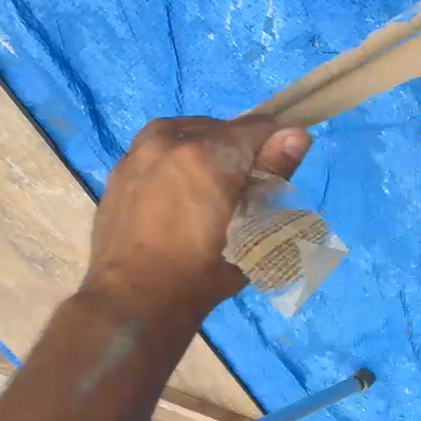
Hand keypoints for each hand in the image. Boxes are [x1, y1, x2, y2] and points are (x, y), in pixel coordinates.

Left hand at [83, 115, 310, 321]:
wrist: (140, 294)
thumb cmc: (211, 267)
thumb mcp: (259, 225)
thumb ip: (276, 171)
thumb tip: (299, 132)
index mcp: (209, 154)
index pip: (257, 127)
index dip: (278, 142)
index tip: (284, 167)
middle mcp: (170, 142)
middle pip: (222, 128)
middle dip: (243, 150)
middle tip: (252, 187)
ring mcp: (139, 152)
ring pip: (187, 132)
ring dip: (210, 149)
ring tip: (220, 185)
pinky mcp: (121, 168)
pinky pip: (160, 148)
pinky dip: (181, 159)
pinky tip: (187, 192)